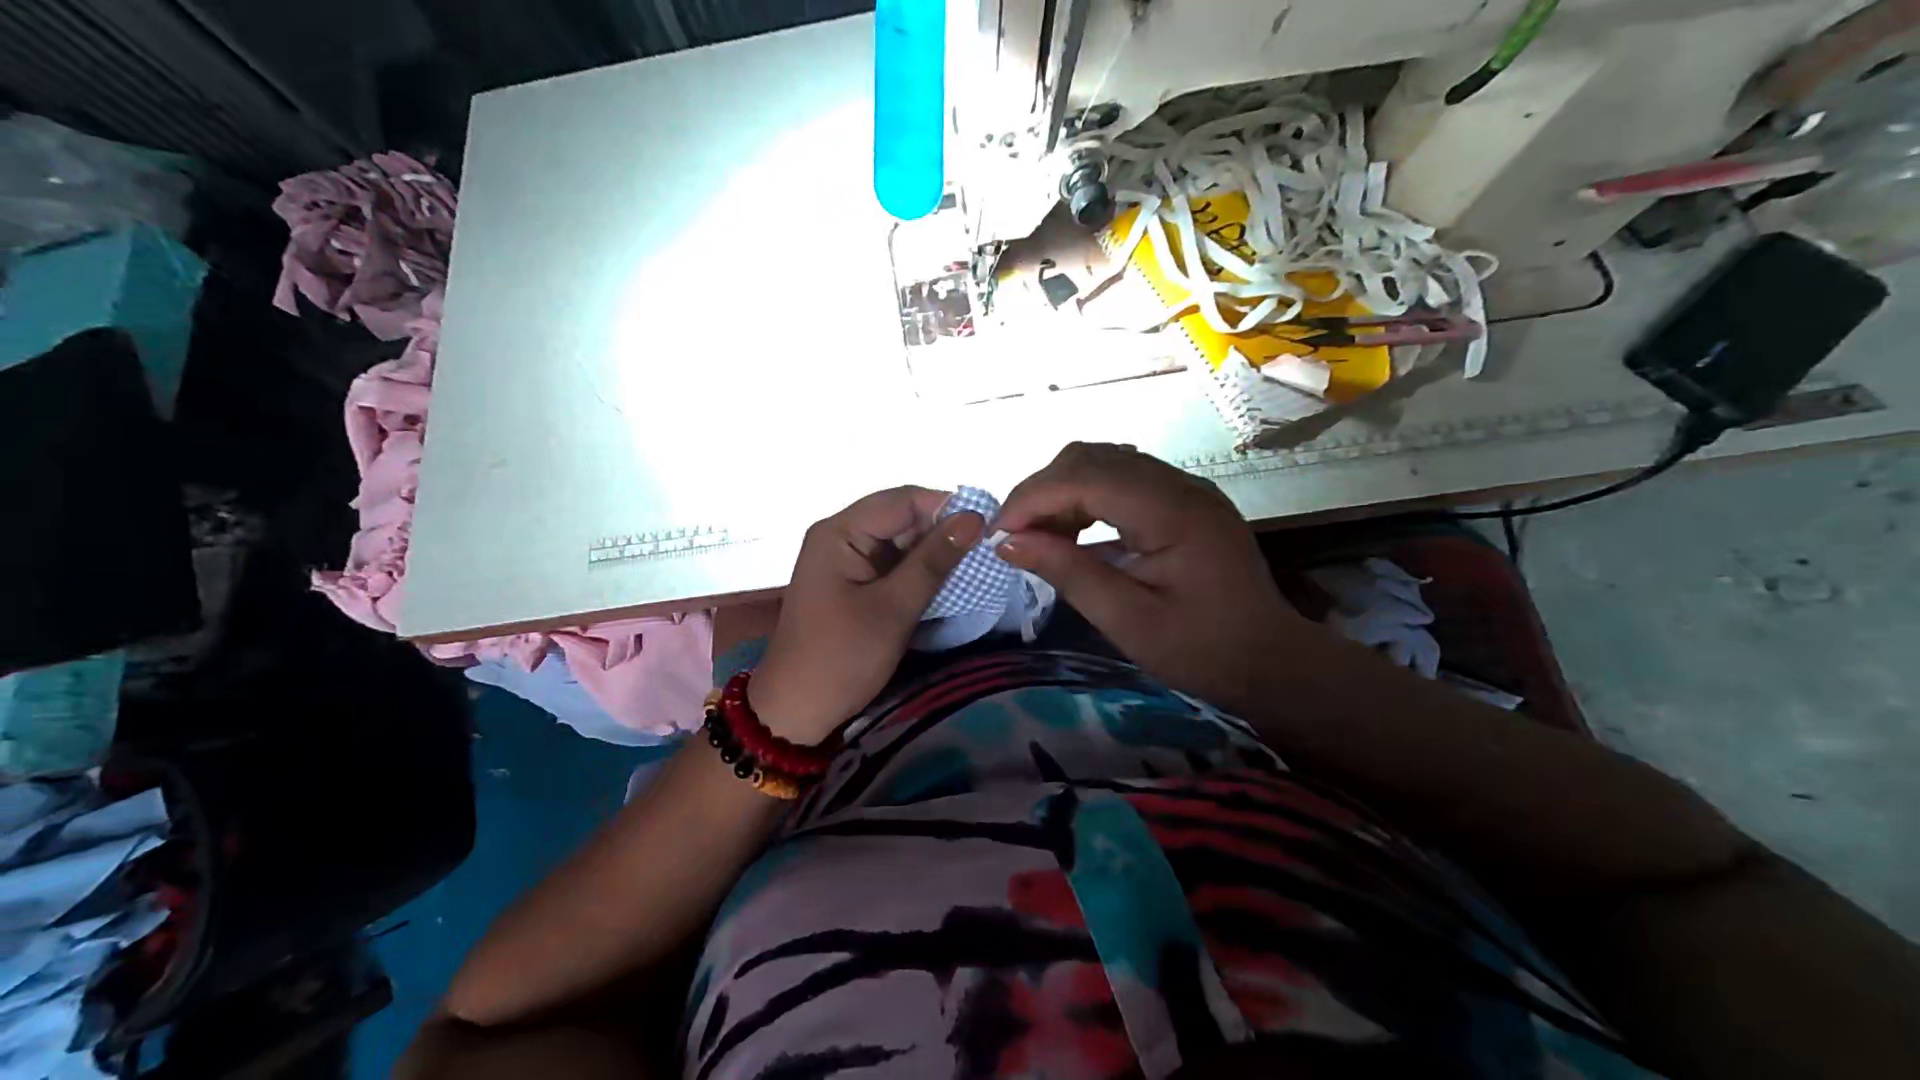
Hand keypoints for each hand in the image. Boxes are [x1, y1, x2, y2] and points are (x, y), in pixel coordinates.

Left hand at [749, 487, 984, 742]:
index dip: (946, 508)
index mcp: (839, 532)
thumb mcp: (894, 608)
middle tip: (985, 554)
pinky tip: (946, 584)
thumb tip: (975, 517)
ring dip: (933, 554)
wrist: (797, 709)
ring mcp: (846, 559)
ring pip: (901, 541)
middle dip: (941, 532)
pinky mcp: (853, 581)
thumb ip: (934, 560)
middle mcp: (840, 535)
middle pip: (901, 517)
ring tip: (973, 569)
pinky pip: (893, 563)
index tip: (988, 528)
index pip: (903, 499)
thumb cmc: (842, 658)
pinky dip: (919, 572)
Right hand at [994, 442, 1302, 712]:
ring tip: (1039, 537)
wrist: (1271, 660)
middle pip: (1091, 458)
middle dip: (1041, 491)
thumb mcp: (1129, 621)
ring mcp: (1184, 488)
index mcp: (1172, 511)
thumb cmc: (1202, 650)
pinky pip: (1121, 480)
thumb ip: (1069, 574)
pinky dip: (1086, 498)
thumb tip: (1009, 543)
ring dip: (1062, 492)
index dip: (1032, 498)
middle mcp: (1180, 484)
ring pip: (1104, 462)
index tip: (998, 535)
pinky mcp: (1182, 500)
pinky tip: (1073, 532)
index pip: (1085, 477)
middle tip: (1015, 537)